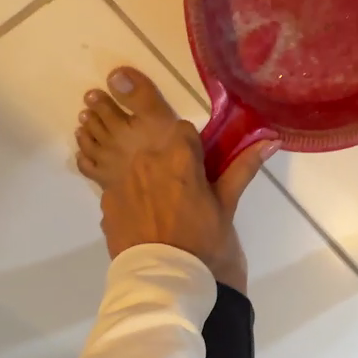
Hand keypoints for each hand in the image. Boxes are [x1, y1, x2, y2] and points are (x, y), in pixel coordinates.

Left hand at [75, 67, 274, 291]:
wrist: (168, 278)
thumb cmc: (205, 241)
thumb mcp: (227, 203)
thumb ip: (243, 167)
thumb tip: (271, 140)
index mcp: (178, 155)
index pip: (162, 115)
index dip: (145, 97)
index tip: (127, 79)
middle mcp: (143, 158)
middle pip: (123, 119)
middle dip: (113, 102)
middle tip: (102, 89)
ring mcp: (119, 178)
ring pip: (100, 139)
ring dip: (95, 122)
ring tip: (89, 109)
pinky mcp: (106, 199)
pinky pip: (94, 168)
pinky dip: (90, 154)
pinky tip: (87, 149)